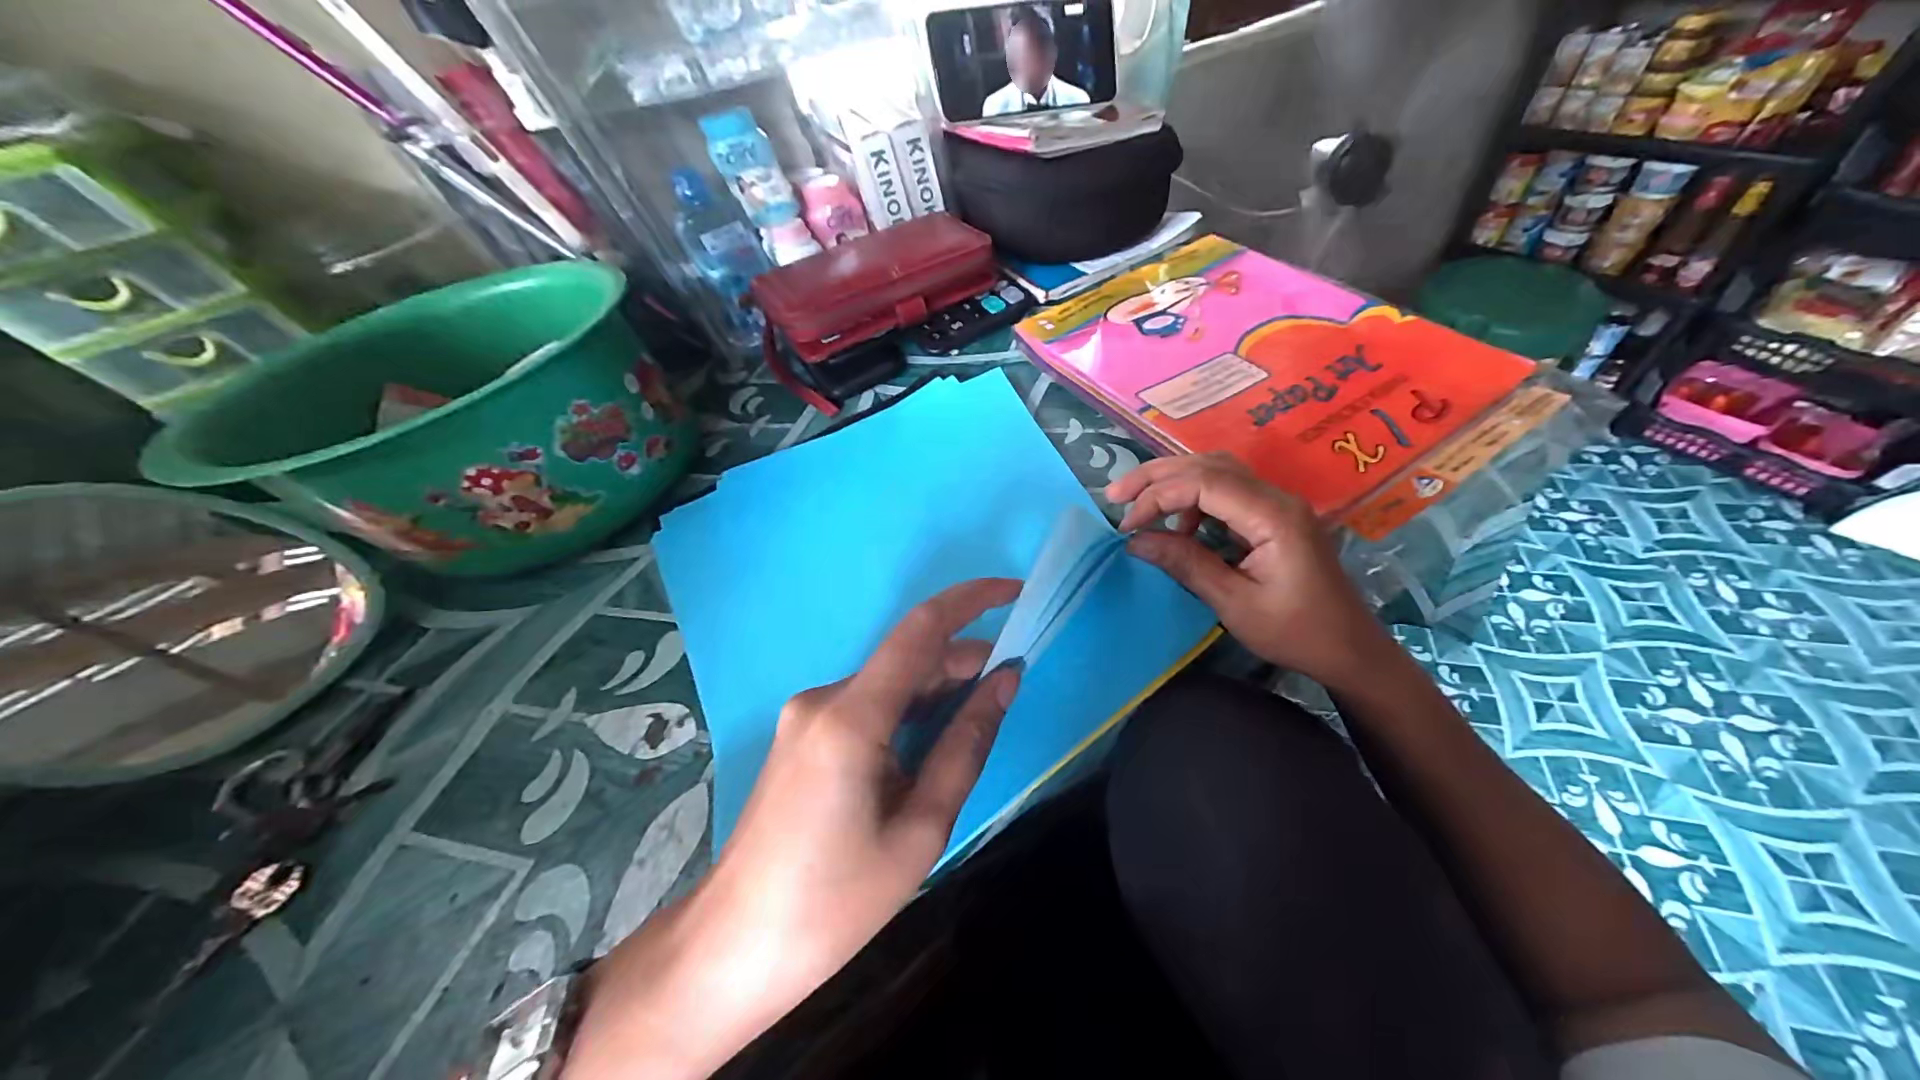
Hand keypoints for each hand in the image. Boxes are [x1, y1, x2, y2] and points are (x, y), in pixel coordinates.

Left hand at [564, 578, 1023, 1079]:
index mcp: (851, 717)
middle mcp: (822, 698)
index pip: (920, 630)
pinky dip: (908, 709)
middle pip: (906, 657)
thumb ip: (966, 744)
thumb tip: (1006, 680)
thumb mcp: (921, 828)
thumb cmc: (836, 901)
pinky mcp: (800, 734)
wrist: (736, 945)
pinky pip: (866, 704)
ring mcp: (805, 715)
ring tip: (980, 714)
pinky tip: (933, 737)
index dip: (972, 601)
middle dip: (963, 659)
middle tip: (1011, 682)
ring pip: (887, 681)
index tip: (1017, 592)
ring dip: (937, 686)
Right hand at [1106, 453, 1396, 692]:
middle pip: (1208, 464)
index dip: (1158, 497)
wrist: (1350, 649)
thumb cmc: (1296, 632)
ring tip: (1137, 502)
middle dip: (1157, 476)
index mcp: (1272, 516)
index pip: (1203, 483)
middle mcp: (1276, 498)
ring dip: (1173, 481)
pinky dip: (1192, 498)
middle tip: (1115, 495)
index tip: (1127, 526)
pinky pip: (1227, 490)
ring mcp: (1277, 504)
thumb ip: (1186, 564)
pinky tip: (1177, 524)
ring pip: (1216, 471)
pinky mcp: (1273, 516)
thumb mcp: (1234, 604)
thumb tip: (1135, 541)